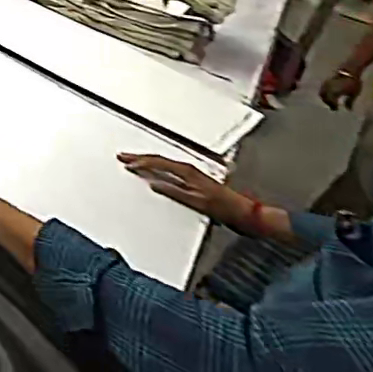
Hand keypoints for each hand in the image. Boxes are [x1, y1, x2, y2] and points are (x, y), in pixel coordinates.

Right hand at [118, 153, 254, 230]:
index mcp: (186, 172)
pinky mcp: (195, 181)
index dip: (140, 162)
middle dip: (139, 158)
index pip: (157, 162)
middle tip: (122, 157)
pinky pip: (169, 169)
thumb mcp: (199, 203)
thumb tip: (152, 184)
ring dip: (147, 162)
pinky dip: (157, 168)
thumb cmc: (226, 210)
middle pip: (158, 160)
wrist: (250, 217)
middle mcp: (188, 170)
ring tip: (133, 162)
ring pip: (163, 163)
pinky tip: (153, 172)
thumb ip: (175, 192)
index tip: (125, 163)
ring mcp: (192, 175)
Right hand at [319, 70, 362, 109]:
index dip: (333, 106)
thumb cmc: (353, 84)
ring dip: (325, 98)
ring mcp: (325, 84)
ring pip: (321, 93)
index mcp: (333, 93)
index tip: (336, 110)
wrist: (349, 72)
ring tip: (330, 101)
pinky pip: (322, 89)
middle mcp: (327, 89)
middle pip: (323, 97)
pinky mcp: (326, 82)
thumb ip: (349, 102)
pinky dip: (324, 93)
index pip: (330, 102)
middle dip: (327, 102)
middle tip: (332, 107)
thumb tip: (347, 109)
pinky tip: (329, 95)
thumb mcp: (353, 94)